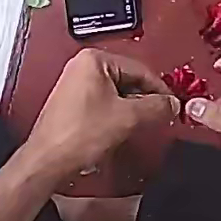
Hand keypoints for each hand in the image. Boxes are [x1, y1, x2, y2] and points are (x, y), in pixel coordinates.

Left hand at [22, 49, 178, 179]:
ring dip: (132, 109)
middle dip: (145, 100)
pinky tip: (122, 130)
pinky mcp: (74, 102)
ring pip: (117, 93)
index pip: (140, 69)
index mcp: (94, 60)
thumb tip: (172, 104)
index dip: (159, 89)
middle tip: (160, 116)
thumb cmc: (78, 134)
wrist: (48, 161)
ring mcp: (76, 84)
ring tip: (141, 125)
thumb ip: (156, 107)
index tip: (172, 104)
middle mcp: (83, 67)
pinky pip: (105, 103)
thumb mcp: (128, 117)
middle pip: (129, 80)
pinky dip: (117, 115)